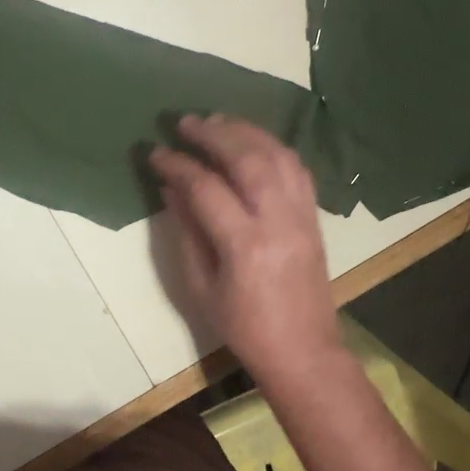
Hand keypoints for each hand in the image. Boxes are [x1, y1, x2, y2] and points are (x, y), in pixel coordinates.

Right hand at [149, 114, 342, 378]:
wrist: (303, 349)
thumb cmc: (243, 327)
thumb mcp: (201, 287)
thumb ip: (187, 233)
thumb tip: (171, 189)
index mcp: (244, 245)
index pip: (206, 187)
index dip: (177, 165)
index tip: (155, 153)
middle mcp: (278, 221)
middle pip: (247, 159)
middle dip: (213, 134)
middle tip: (184, 122)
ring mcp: (302, 216)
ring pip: (277, 156)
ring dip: (245, 132)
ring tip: (216, 121)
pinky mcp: (314, 217)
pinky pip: (296, 168)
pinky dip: (272, 148)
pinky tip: (252, 142)